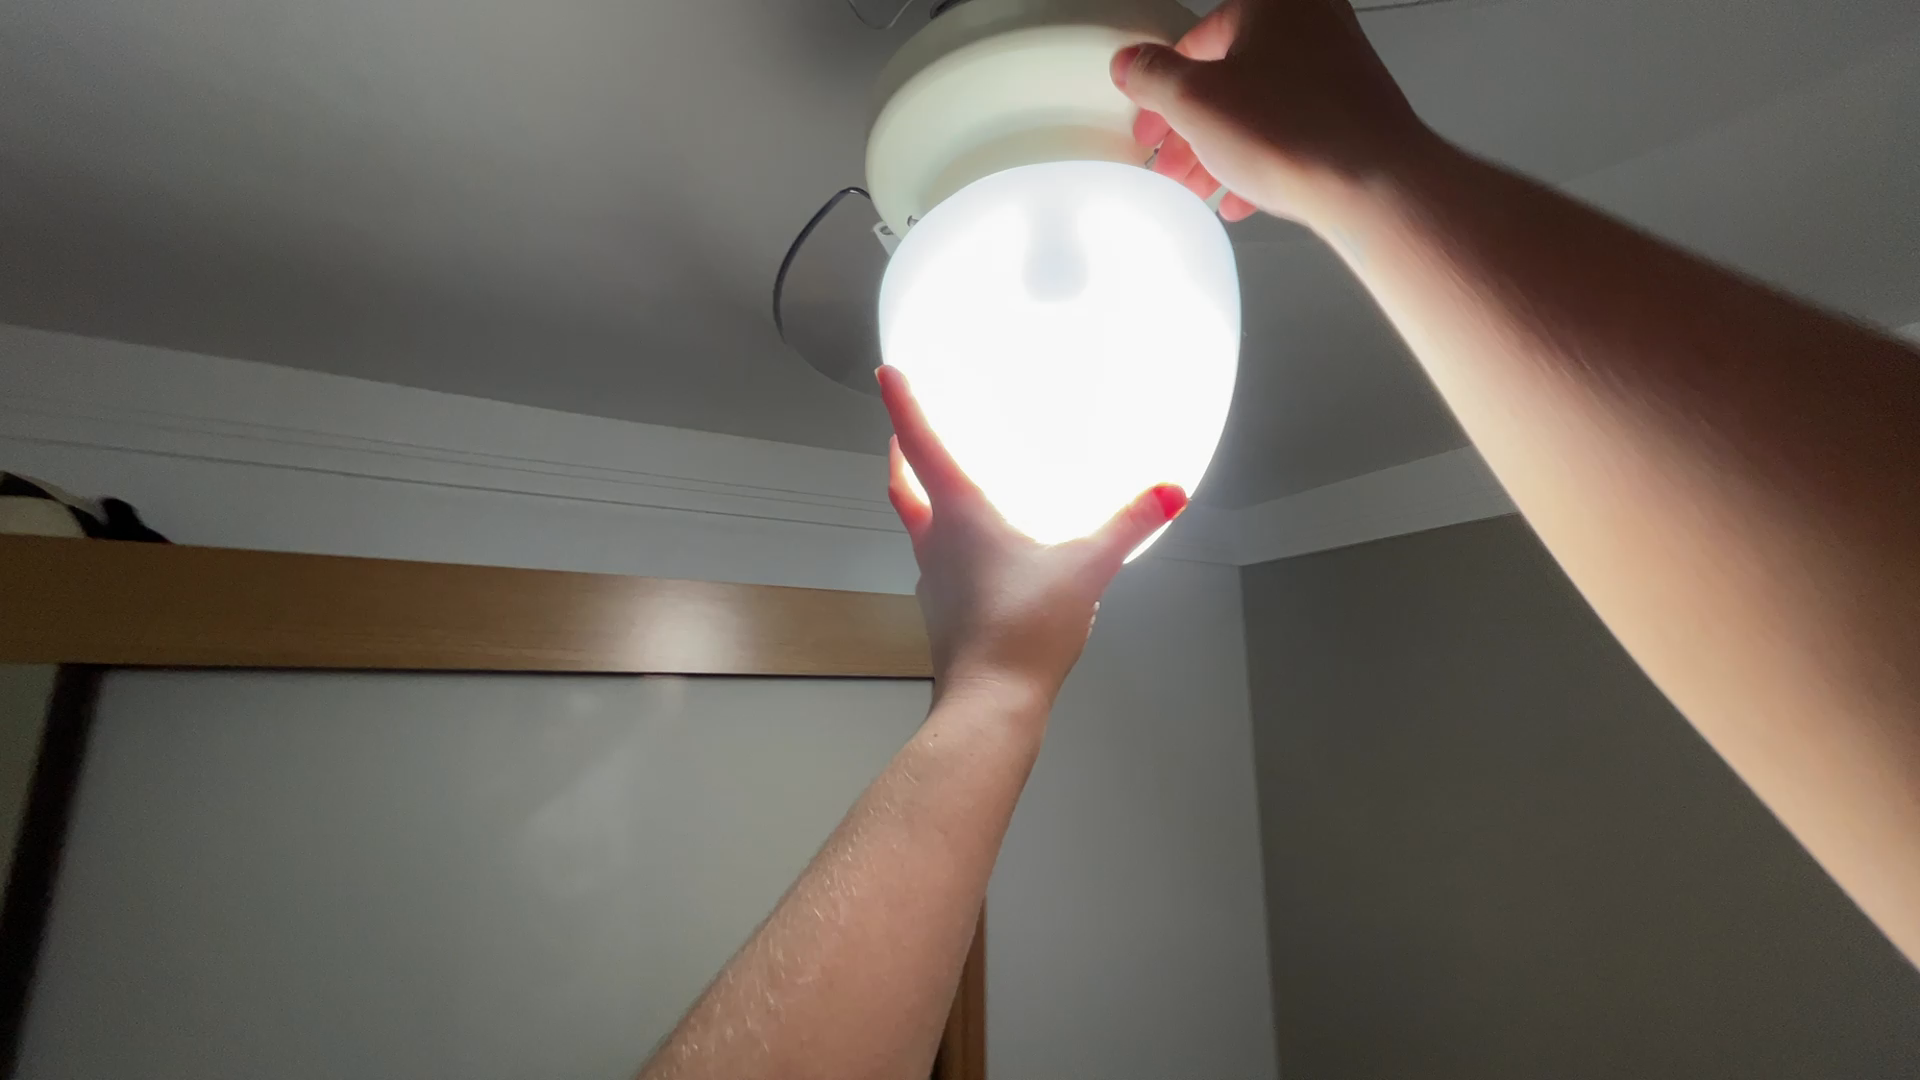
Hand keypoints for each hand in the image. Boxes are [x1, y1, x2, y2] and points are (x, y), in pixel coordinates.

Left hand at [877, 365, 1187, 709]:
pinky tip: (980, 556)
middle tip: (909, 433)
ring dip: (922, 499)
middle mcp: (934, 541)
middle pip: (903, 485)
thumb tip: (1170, 491)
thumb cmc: (1026, 626)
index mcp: (959, 515)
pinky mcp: (941, 610)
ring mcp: (931, 579)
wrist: (992, 701)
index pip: (920, 444)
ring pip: (916, 525)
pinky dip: (947, 543)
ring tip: (948, 487)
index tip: (886, 372)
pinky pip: (937, 562)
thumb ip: (1127, 527)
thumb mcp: (1085, 569)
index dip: (902, 404)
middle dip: (902, 452)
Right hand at [1111, 0, 1435, 225]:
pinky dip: (1258, 161)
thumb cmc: (1290, 130)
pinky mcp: (1346, 112)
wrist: (1367, 179)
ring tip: (1199, 186)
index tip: (1149, 123)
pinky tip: (1240, 196)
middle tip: (1170, 163)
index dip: (1162, 91)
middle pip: (1227, 78)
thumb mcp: (1195, 102)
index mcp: (1272, 2)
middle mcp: (1310, 23)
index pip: (1196, 40)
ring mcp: (1333, 68)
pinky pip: (1287, 133)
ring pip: (1256, 108)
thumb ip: (1154, 77)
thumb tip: (1131, 62)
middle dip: (1190, 130)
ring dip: (1219, 150)